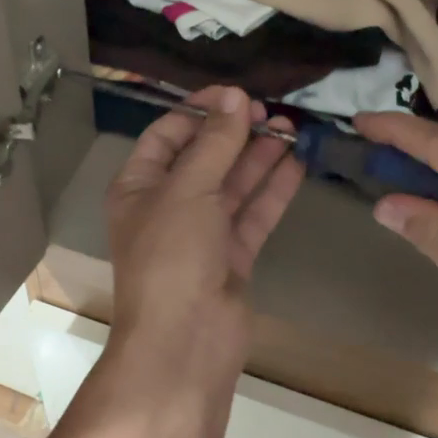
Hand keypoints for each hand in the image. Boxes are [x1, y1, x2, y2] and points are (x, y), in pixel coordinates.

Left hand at [103, 86, 303, 395]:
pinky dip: (273, 190)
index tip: (237, 93)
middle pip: (204, 158)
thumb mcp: (188, 190)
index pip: (168, 135)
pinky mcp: (231, 257)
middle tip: (272, 111)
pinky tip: (298, 164)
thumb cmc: (172, 257)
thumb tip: (235, 96)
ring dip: (260, 157)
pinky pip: (253, 214)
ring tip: (292, 128)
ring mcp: (201, 234)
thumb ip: (215, 143)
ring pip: (233, 185)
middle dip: (236, 133)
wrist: (185, 343)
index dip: (200, 111)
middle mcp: (167, 206)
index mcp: (138, 187)